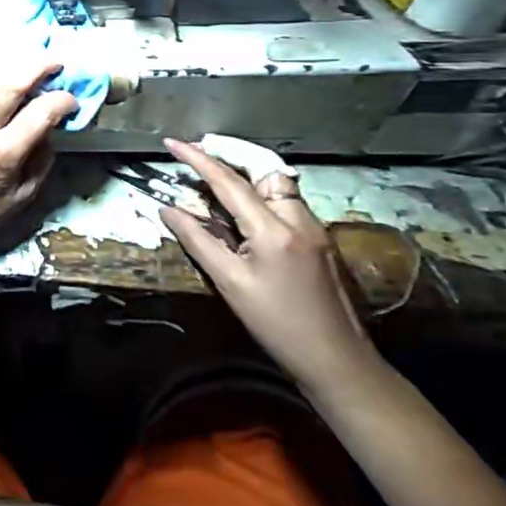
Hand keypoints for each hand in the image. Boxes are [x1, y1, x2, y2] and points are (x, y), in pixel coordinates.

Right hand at [159, 138, 379, 389]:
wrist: (338, 362)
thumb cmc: (277, 325)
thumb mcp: (229, 283)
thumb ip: (197, 240)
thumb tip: (167, 210)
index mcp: (274, 230)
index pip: (229, 182)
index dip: (197, 159)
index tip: (172, 142)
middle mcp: (298, 219)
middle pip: (262, 169)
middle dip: (229, 152)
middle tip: (198, 149)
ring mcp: (314, 227)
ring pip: (276, 183)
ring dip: (245, 171)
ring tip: (214, 173)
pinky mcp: (320, 239)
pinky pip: (286, 200)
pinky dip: (260, 191)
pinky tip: (242, 205)